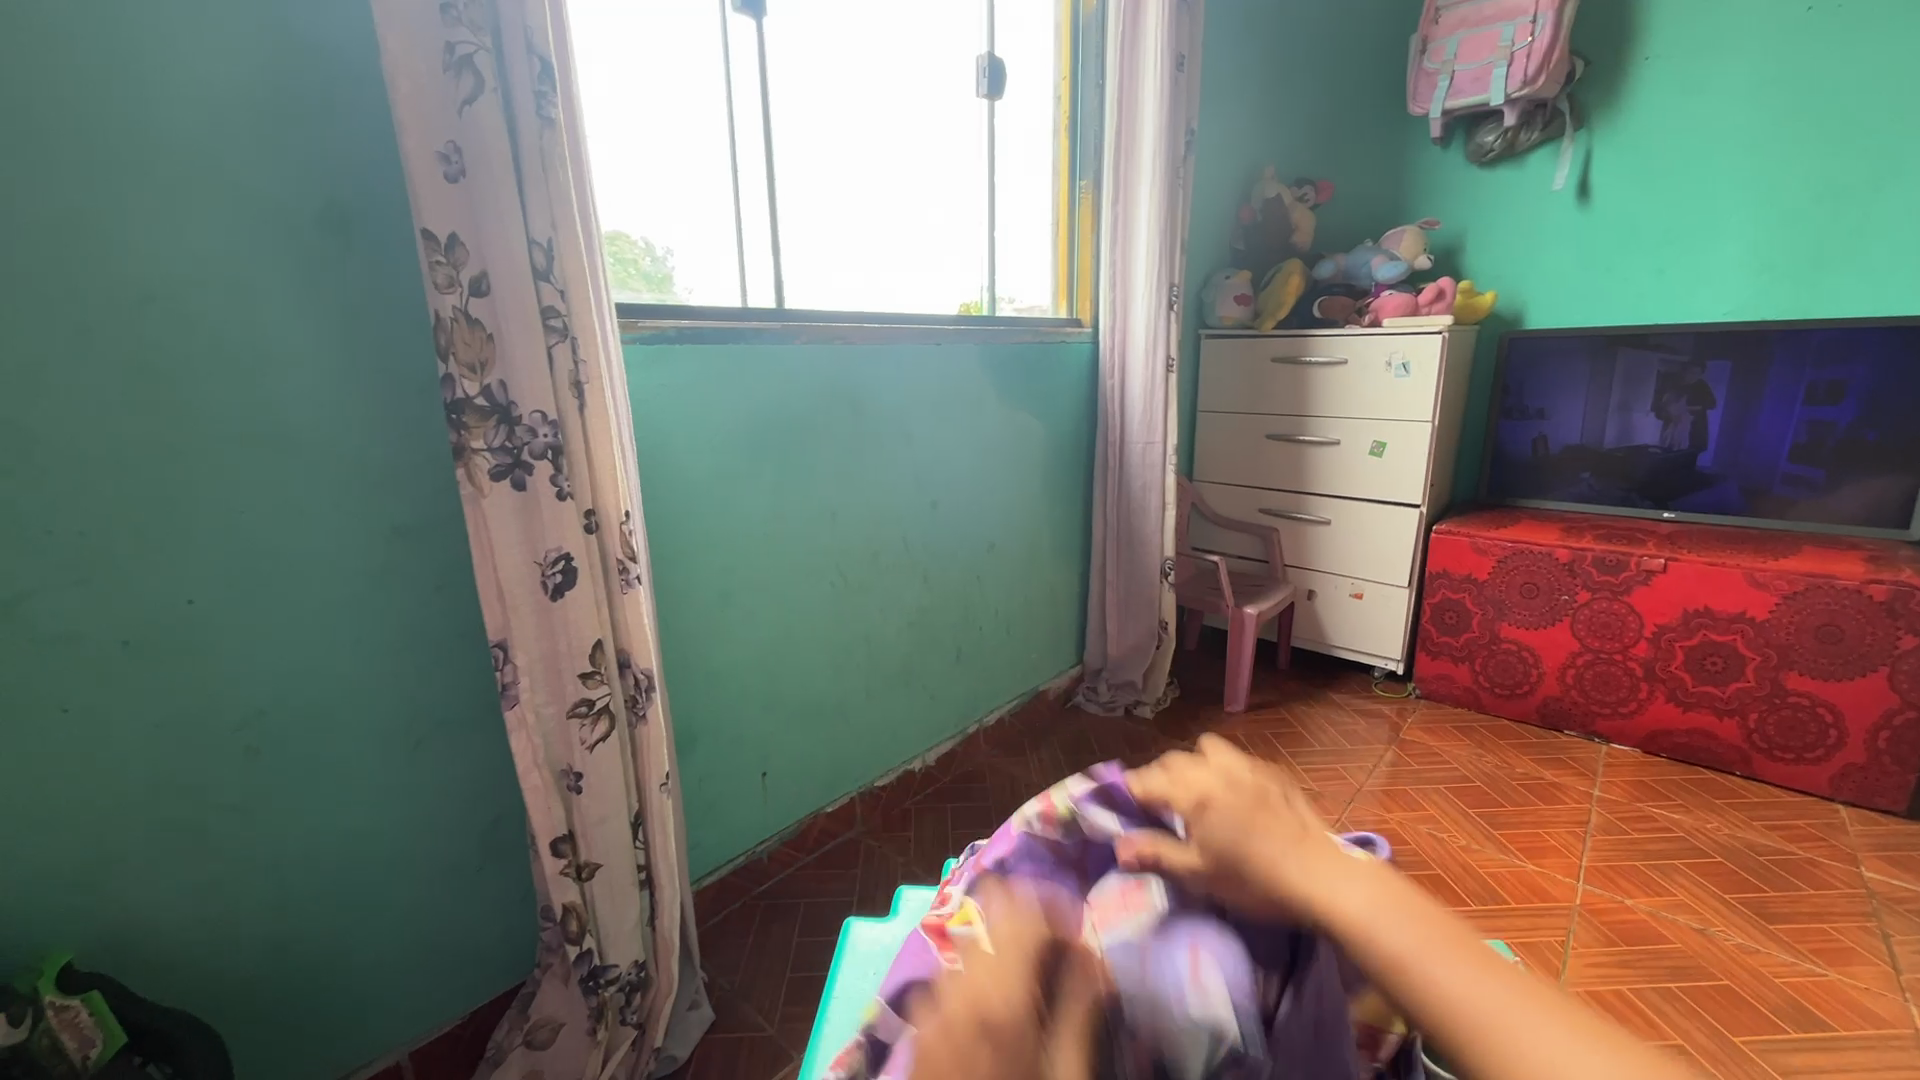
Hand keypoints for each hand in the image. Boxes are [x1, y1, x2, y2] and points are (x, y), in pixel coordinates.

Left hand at [907, 876, 1108, 1079]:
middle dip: (1028, 920)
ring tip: (1031, 986)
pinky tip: (996, 1016)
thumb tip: (1094, 960)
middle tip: (1058, 954)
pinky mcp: (918, 1025)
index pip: (1024, 907)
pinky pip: (950, 976)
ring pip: (968, 938)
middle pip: (989, 908)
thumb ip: (1082, 1009)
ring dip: (1002, 945)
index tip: (1080, 935)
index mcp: (1000, 996)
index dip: (1057, 909)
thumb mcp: (1068, 1077)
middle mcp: (958, 986)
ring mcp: (931, 1003)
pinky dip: (977, 976)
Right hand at [1117, 734, 1355, 922]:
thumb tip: (1118, 848)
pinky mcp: (1273, 771)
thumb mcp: (1200, 874)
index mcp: (1192, 794)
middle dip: (1158, 776)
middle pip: (1172, 760)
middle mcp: (1215, 770)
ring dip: (1193, 763)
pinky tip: (1235, 795)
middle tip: (1157, 804)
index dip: (1128, 790)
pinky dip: (1224, 768)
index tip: (1119, 803)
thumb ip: (1157, 854)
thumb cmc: (1254, 880)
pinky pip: (1237, 757)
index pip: (1145, 781)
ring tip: (1197, 790)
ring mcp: (1247, 766)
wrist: (1322, 876)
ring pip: (1206, 748)